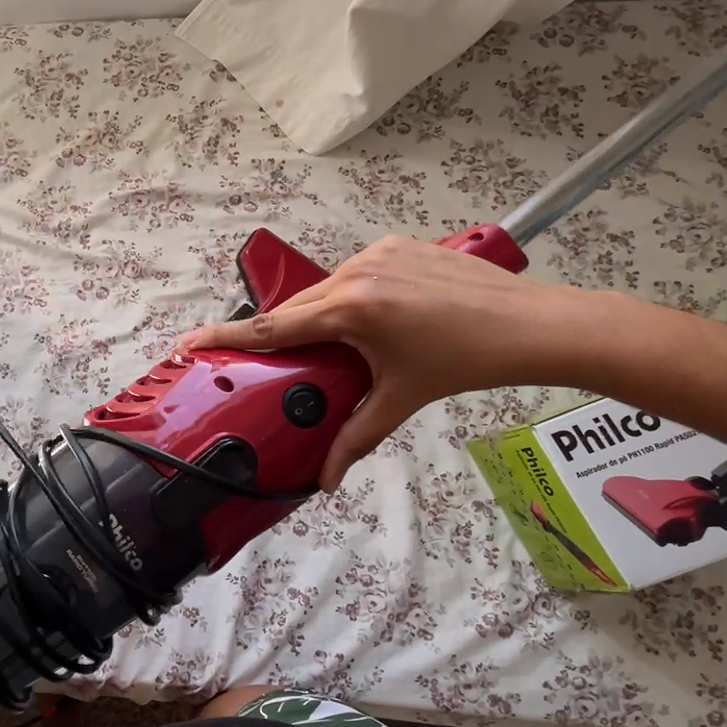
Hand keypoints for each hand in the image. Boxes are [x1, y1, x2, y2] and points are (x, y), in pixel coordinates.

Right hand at [178, 235, 596, 490]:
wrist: (537, 324)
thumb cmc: (468, 362)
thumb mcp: (402, 399)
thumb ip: (354, 437)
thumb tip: (324, 481)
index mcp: (353, 309)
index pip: (272, 326)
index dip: (226, 336)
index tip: (189, 342)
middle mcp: (357, 272)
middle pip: (294, 307)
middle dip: (277, 333)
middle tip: (267, 360)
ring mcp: (376, 253)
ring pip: (320, 289)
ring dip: (314, 315)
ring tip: (330, 346)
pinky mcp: (395, 244)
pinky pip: (349, 272)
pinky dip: (343, 296)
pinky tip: (368, 319)